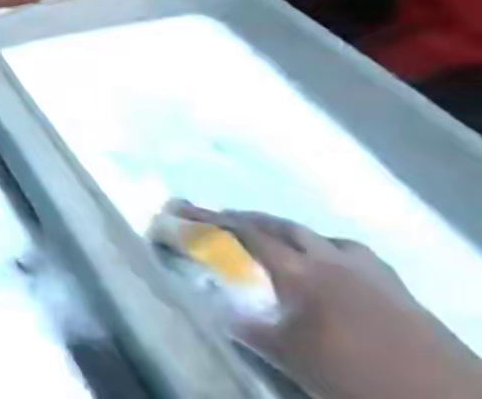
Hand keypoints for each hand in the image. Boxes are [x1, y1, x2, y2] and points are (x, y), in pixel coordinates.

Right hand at [182, 206, 481, 398]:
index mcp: (299, 270)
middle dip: (252, 220)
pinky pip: (362, 261)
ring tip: (285, 246)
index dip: (207, 217)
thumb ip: (248, 324)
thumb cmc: (353, 376)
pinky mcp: (407, 298)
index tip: (178, 208)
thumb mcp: (288, 355)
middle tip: (226, 222)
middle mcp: (333, 262)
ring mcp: (376, 278)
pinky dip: (337, 257)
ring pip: (330, 240)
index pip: (243, 231)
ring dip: (301, 237)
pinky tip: (335, 274)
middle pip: (286, 227)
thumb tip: (211, 304)